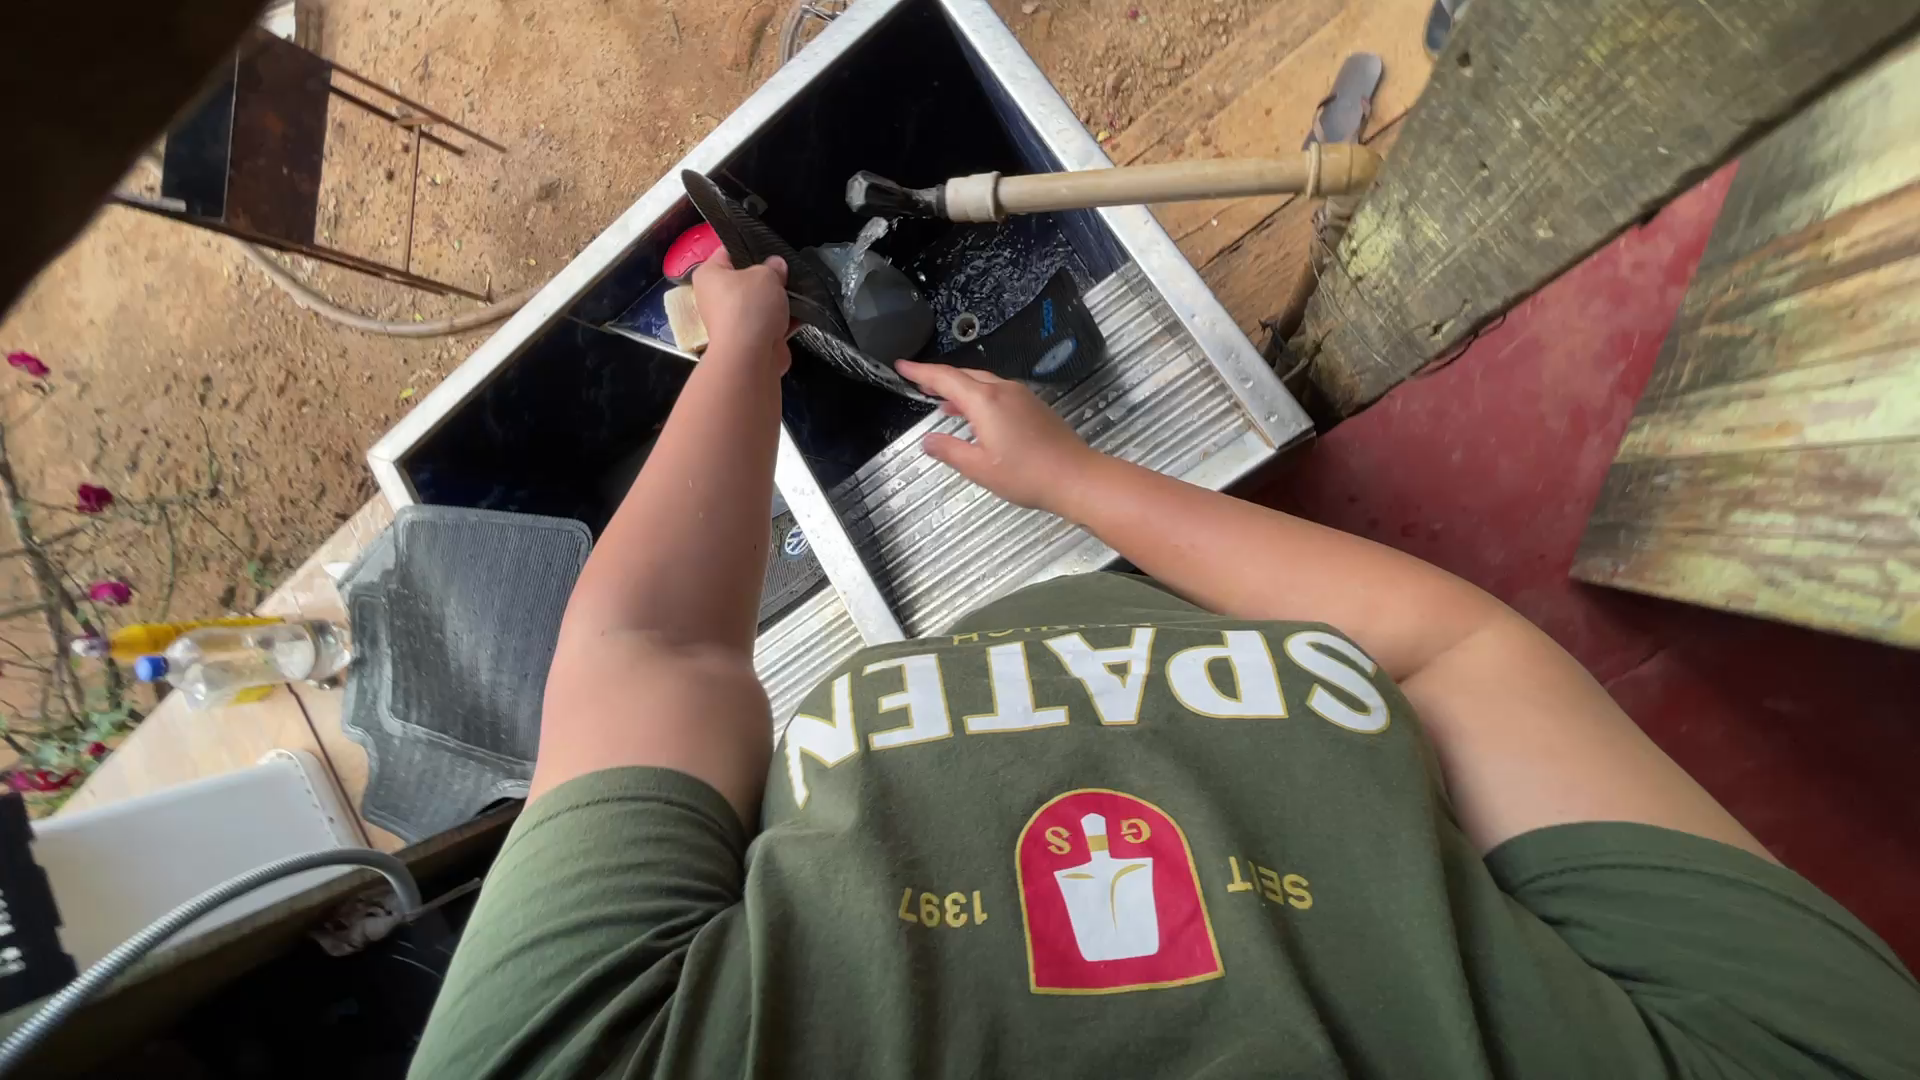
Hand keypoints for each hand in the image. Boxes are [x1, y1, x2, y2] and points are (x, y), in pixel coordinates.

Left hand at [692, 250, 791, 372]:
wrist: (750, 357)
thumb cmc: (749, 306)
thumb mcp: (766, 275)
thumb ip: (774, 267)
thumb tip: (777, 266)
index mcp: (709, 275)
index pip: (728, 252)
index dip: (751, 248)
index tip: (772, 249)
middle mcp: (716, 298)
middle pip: (747, 280)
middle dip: (769, 278)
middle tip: (789, 272)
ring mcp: (734, 322)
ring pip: (761, 304)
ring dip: (779, 301)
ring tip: (800, 291)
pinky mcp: (751, 340)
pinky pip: (771, 324)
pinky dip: (786, 320)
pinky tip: (804, 313)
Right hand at [897, 360, 1098, 515]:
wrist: (1075, 476)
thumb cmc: (1027, 475)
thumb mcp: (979, 468)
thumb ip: (949, 451)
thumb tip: (928, 441)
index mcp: (985, 402)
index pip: (945, 378)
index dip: (920, 372)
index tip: (902, 366)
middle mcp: (1003, 391)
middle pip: (964, 375)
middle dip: (939, 378)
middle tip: (918, 382)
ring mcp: (1021, 396)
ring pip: (983, 383)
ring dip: (960, 388)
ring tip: (941, 401)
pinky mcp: (1033, 406)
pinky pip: (998, 392)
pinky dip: (979, 397)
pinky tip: (975, 416)